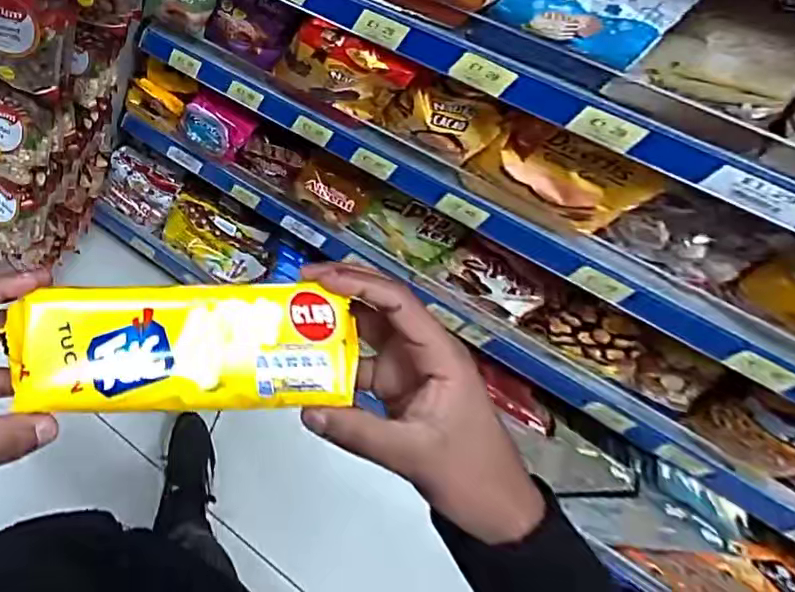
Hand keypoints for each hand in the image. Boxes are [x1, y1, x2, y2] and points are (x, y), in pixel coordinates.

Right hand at [297, 262, 543, 544]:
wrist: (499, 516)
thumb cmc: (478, 479)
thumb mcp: (416, 455)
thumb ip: (358, 432)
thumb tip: (309, 410)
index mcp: (440, 355)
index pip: (398, 302)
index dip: (357, 283)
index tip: (319, 279)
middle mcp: (422, 351)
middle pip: (378, 303)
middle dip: (339, 287)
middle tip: (300, 282)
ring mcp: (406, 366)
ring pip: (363, 326)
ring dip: (331, 318)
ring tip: (295, 311)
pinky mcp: (392, 383)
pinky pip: (355, 357)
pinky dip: (330, 354)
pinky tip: (307, 358)